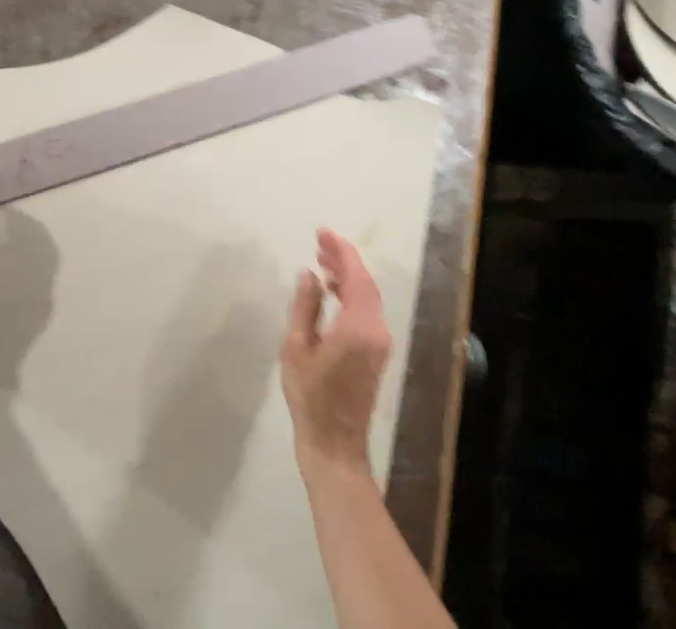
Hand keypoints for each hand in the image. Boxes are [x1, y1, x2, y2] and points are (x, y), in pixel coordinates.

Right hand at [281, 229, 392, 475]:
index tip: (323, 232)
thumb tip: (309, 274)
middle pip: (365, 284)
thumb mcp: (296, 347)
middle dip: (344, 260)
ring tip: (321, 262)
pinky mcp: (375, 353)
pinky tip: (331, 292)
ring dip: (347, 277)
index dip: (341, 251)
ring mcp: (379, 343)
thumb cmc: (310, 396)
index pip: (355, 277)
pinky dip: (351, 295)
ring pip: (367, 297)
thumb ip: (304, 307)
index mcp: (358, 327)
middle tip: (319, 242)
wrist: (335, 442)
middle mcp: (376, 330)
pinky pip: (366, 312)